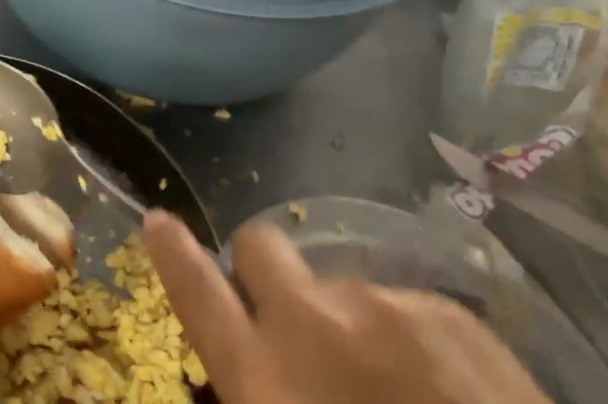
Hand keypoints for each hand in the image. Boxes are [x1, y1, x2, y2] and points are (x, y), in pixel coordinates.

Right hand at [144, 212, 550, 403]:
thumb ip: (258, 392)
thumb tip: (251, 374)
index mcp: (263, 376)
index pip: (196, 292)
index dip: (172, 253)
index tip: (158, 221)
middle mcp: (311, 323)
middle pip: (260, 245)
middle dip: (265, 268)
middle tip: (297, 324)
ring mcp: (383, 308)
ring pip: (340, 283)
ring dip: (349, 320)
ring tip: (398, 391)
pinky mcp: (449, 312)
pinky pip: (403, 304)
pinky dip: (407, 337)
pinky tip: (445, 394)